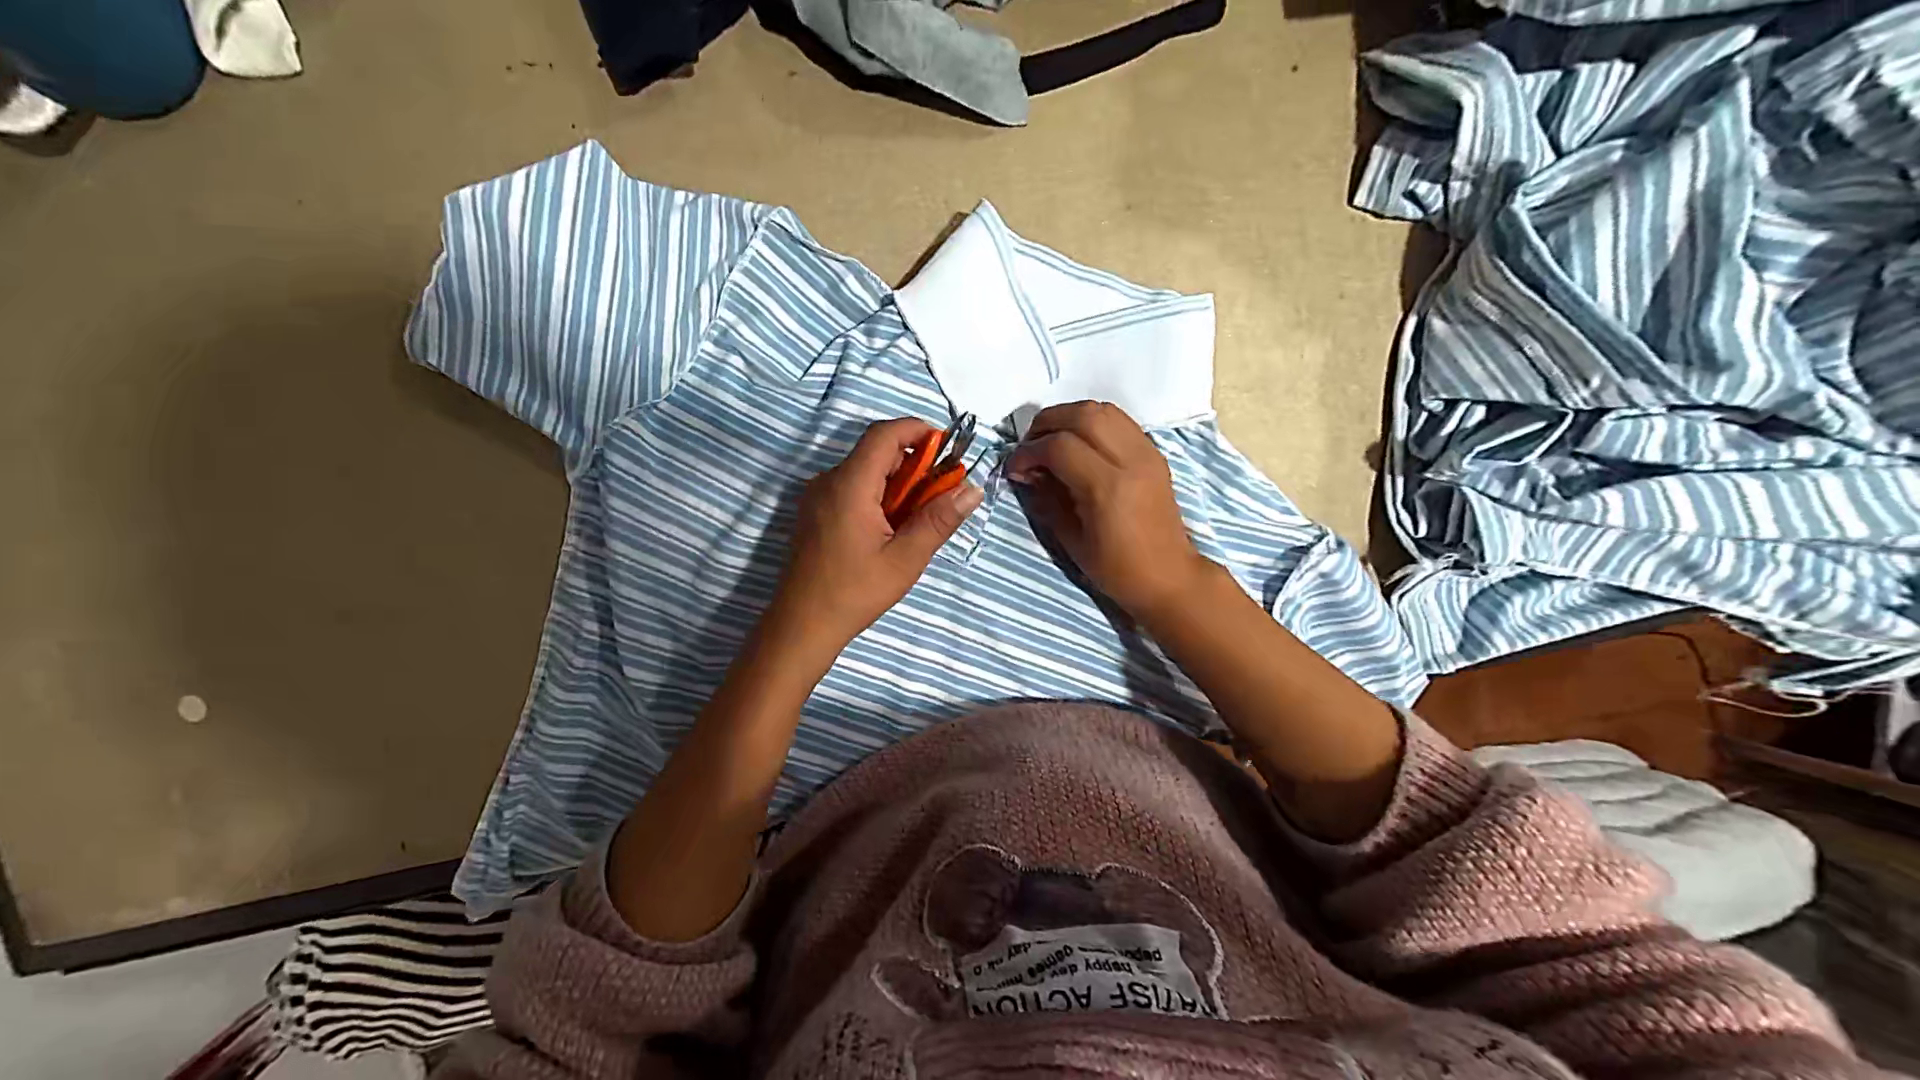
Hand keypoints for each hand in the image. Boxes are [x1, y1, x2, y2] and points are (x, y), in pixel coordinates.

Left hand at [764, 418, 983, 663]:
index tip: (946, 449)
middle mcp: (828, 481)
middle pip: (875, 452)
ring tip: (917, 518)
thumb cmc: (854, 593)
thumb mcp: (905, 558)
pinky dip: (876, 496)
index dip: (917, 431)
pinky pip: (850, 489)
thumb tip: (972, 490)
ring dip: (896, 483)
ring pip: (863, 471)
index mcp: (849, 485)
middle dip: (912, 464)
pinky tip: (889, 529)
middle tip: (939, 495)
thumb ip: (939, 520)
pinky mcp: (813, 514)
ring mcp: (816, 497)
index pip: (884, 434)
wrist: (801, 626)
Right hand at [1007, 401, 1207, 622]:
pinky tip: (1079, 445)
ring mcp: (1147, 453)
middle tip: (1030, 447)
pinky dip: (1092, 423)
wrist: (1169, 576)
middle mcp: (1131, 461)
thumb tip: (1026, 472)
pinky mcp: (1154, 454)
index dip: (1029, 451)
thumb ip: (1047, 499)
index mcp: (1108, 488)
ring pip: (1102, 409)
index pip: (1060, 446)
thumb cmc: (1118, 569)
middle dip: (1047, 424)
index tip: (1015, 468)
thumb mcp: (1072, 541)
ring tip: (1052, 441)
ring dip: (1070, 417)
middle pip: (1082, 415)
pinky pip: (1119, 421)